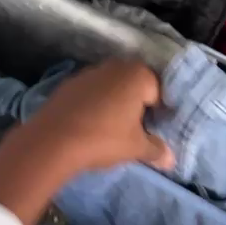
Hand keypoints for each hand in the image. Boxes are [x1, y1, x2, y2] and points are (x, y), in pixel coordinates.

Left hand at [0, 60, 172, 224]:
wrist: (53, 138)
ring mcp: (92, 71)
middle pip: (136, 84)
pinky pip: (93, 90)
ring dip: (116, 101)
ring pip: (113, 85)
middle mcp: (118, 66)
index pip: (159, 91)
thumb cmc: (103, 138)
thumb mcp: (134, 148)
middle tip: (136, 129)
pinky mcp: (72, 81)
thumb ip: (155, 149)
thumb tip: (171, 158)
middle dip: (138, 104)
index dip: (159, 112)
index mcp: (139, 75)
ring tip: (112, 128)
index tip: (153, 131)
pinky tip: (91, 123)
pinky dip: (96, 102)